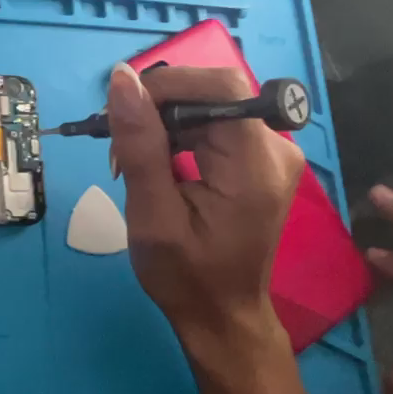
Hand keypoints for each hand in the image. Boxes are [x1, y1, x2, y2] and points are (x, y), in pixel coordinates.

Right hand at [108, 63, 305, 356]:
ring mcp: (270, 153)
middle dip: (157, 107)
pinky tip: (155, 163)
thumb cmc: (184, 275)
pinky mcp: (258, 159)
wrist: (221, 315)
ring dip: (162, 121)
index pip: (218, 87)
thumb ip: (139, 144)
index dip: (167, 85)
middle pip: (212, 92)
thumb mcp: (151, 214)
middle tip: (118, 147)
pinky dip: (176, 133)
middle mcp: (274, 149)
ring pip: (208, 104)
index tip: (123, 116)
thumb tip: (122, 79)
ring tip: (131, 161)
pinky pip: (212, 122)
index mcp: (255, 165)